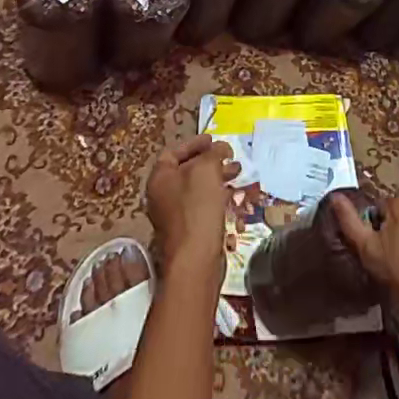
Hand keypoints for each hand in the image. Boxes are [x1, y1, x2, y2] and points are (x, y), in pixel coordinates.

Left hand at [144, 135, 239, 277]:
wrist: (196, 258)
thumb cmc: (197, 208)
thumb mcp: (206, 170)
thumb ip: (213, 153)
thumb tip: (220, 148)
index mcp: (160, 178)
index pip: (174, 152)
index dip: (194, 143)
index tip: (213, 139)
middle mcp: (163, 195)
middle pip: (188, 170)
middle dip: (211, 161)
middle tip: (231, 157)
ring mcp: (176, 215)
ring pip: (199, 189)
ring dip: (219, 178)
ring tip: (238, 174)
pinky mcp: (190, 230)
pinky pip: (204, 206)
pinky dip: (219, 197)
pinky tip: (236, 197)